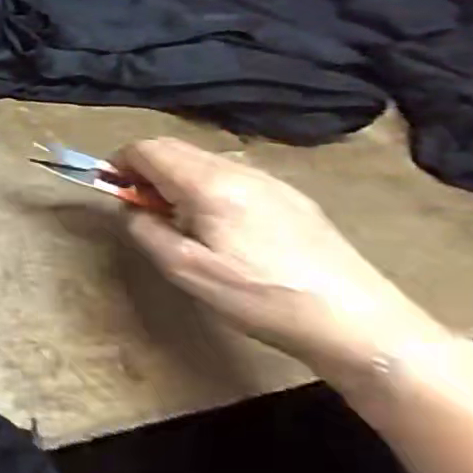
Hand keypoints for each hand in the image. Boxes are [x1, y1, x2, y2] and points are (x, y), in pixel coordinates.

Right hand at [105, 138, 454, 384]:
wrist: (359, 324)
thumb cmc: (262, 299)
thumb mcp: (189, 272)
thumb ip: (146, 232)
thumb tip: (130, 210)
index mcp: (207, 183)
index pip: (146, 149)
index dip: (120, 163)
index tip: (113, 191)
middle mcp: (236, 169)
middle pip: (173, 148)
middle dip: (145, 168)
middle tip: (141, 207)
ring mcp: (268, 180)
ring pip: (202, 160)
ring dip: (176, 178)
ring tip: (180, 221)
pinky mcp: (291, 197)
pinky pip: (231, 175)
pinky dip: (206, 186)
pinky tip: (222, 228)